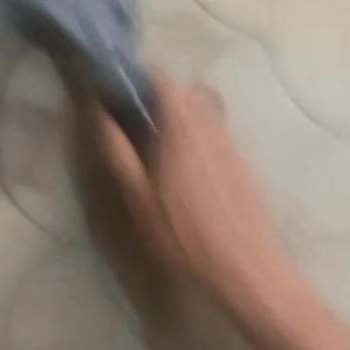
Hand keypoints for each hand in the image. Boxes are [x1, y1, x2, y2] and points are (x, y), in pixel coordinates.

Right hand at [96, 71, 293, 302]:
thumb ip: (118, 149)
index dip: (138, 78)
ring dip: (177, 116)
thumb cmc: (185, 234)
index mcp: (182, 124)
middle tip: (132, 121)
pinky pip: (214, 131)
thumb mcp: (138, 196)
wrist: (250, 272)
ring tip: (155, 146)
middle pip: (183, 89)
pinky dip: (195, 135)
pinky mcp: (242, 162)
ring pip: (201, 110)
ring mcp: (230, 142)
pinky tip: (183, 170)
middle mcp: (210, 124)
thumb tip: (99, 113)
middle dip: (156, 97)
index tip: (117, 93)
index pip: (162, 77)